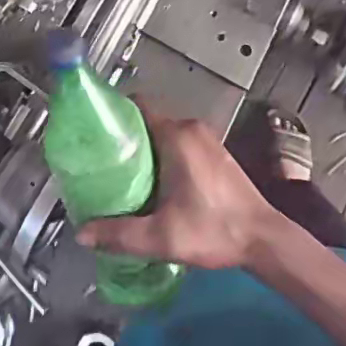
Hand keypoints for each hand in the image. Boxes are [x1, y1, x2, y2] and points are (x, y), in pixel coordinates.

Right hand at [76, 111, 284, 270]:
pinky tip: (156, 183)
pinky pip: (182, 142)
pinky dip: (166, 154)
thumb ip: (119, 235)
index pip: (139, 106)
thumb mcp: (162, 237)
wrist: (263, 239)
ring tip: (125, 174)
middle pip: (149, 121)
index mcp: (177, 136)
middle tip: (105, 162)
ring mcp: (207, 139)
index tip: (97, 131)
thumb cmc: (213, 230)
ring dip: (147, 148)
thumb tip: (82, 234)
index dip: (116, 114)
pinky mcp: (217, 152)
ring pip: (166, 133)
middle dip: (127, 138)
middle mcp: (192, 128)